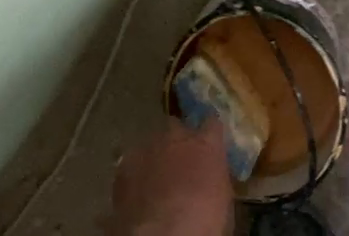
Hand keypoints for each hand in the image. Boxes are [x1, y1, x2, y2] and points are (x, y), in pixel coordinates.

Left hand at [106, 118, 234, 235]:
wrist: (163, 234)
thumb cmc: (204, 221)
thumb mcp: (222, 198)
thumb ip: (214, 176)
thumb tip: (209, 176)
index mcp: (206, 144)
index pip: (212, 123)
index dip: (209, 134)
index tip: (209, 144)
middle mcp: (176, 136)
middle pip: (176, 128)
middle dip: (178, 142)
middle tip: (180, 165)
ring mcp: (147, 147)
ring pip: (152, 143)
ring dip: (155, 157)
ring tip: (156, 181)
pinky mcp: (125, 164)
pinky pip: (132, 162)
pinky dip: (136, 173)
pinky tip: (138, 193)